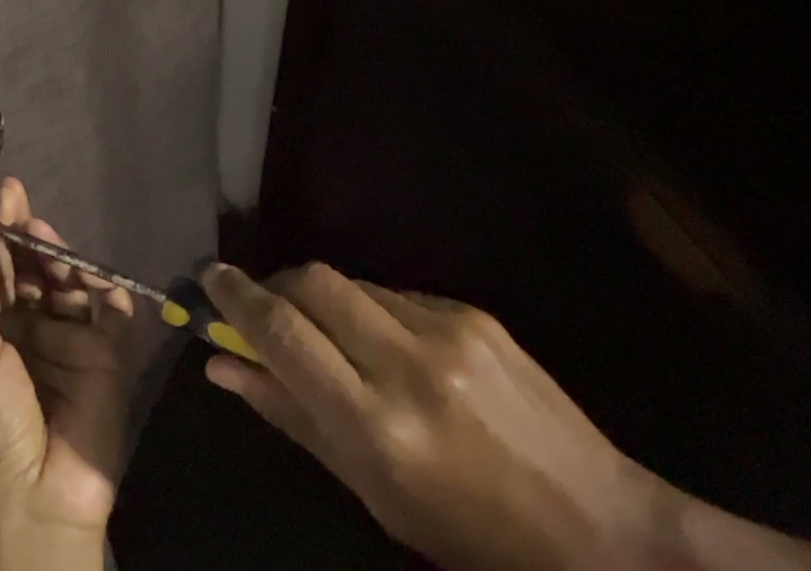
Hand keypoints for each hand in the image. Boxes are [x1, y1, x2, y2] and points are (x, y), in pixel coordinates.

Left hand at [0, 179, 132, 570]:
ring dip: (60, 258)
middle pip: (31, 271)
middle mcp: (30, 330)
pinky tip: (95, 276)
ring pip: (69, 286)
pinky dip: (108, 294)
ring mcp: (70, 342)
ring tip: (43, 231)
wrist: (35, 496)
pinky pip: (112, 317)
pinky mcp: (106, 359)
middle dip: (24, 235)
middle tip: (14, 194)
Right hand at [200, 262, 659, 570]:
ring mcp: (448, 331)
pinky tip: (385, 349)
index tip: (207, 279)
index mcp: (375, 424)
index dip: (234, 298)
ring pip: (351, 282)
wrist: (603, 528)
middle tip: (261, 310)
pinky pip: (394, 293)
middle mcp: (407, 364)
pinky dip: (368, 309)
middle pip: (312, 283)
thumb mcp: (369, 489)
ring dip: (320, 300)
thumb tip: (220, 366)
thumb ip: (289, 416)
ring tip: (328, 340)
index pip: (282, 332)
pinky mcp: (476, 314)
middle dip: (274, 286)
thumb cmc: (467, 530)